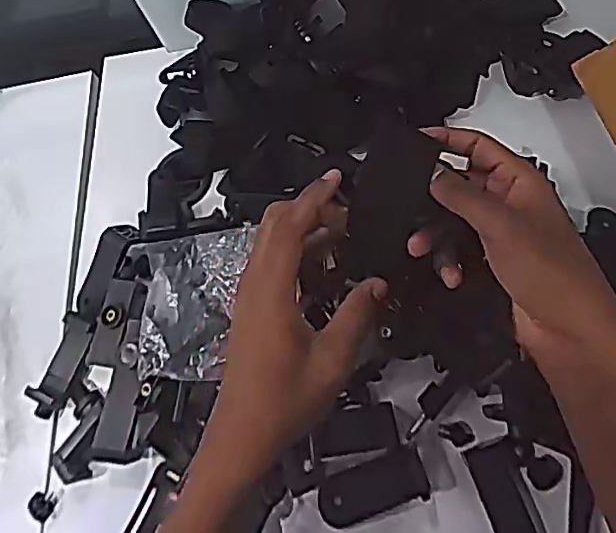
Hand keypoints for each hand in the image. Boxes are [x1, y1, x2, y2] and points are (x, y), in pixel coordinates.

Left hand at [170, 172, 386, 529]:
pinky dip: (297, 250)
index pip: (290, 223)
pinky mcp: (252, 306)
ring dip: (304, 229)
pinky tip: (324, 268)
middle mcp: (255, 284)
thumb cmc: (276, 405)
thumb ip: (357, 315)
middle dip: (311, 207)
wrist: (240, 437)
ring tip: (341, 236)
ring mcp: (250, 294)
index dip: (315, 196)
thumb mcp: (332, 360)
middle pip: (276, 222)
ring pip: (272, 240)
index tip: (335, 179)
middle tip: (345, 211)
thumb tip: (375, 286)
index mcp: (271, 289)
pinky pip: (272, 261)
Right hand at [408, 127, 615, 371]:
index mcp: (521, 181)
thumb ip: (462, 195)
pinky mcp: (496, 262)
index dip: (449, 138)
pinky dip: (450, 258)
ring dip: (439, 233)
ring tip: (425, 244)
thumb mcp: (501, 225)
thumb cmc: (560, 276)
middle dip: (437, 196)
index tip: (421, 139)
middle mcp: (512, 203)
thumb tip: (434, 174)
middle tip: (416, 202)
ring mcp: (504, 234)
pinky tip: (452, 271)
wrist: (573, 334)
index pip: (479, 145)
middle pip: (463, 184)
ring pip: (457, 219)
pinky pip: (461, 249)